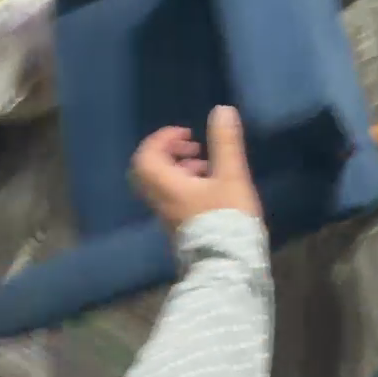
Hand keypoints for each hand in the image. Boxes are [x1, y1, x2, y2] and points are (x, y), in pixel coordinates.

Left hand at [132, 105, 262, 231]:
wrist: (227, 267)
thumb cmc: (226, 218)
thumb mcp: (231, 176)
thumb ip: (225, 143)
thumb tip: (221, 110)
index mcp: (168, 186)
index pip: (146, 157)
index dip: (162, 139)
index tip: (187, 133)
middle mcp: (162, 201)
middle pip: (150, 171)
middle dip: (170, 152)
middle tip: (194, 147)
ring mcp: (170, 217)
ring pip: (163, 185)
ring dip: (181, 168)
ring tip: (207, 166)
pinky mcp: (182, 228)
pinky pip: (174, 197)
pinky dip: (188, 184)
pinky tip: (212, 188)